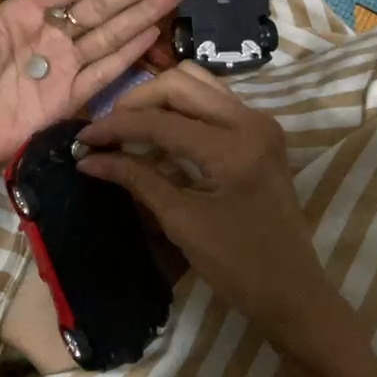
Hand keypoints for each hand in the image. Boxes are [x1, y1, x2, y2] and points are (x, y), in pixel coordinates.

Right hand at [74, 64, 318, 330]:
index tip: (83, 138)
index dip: (116, 126)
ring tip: (130, 127)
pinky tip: (159, 132)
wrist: (293, 293)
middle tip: (107, 130)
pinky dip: (179, 107)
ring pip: (195, 83)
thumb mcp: (181, 221)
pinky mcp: (258, 130)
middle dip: (136, 103)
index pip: (161, 121)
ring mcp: (258, 122)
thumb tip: (88, 158)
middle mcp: (250, 121)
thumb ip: (136, 178)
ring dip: (158, 99)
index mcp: (234, 147)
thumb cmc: (238, 265)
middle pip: (178, 84)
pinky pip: (210, 98)